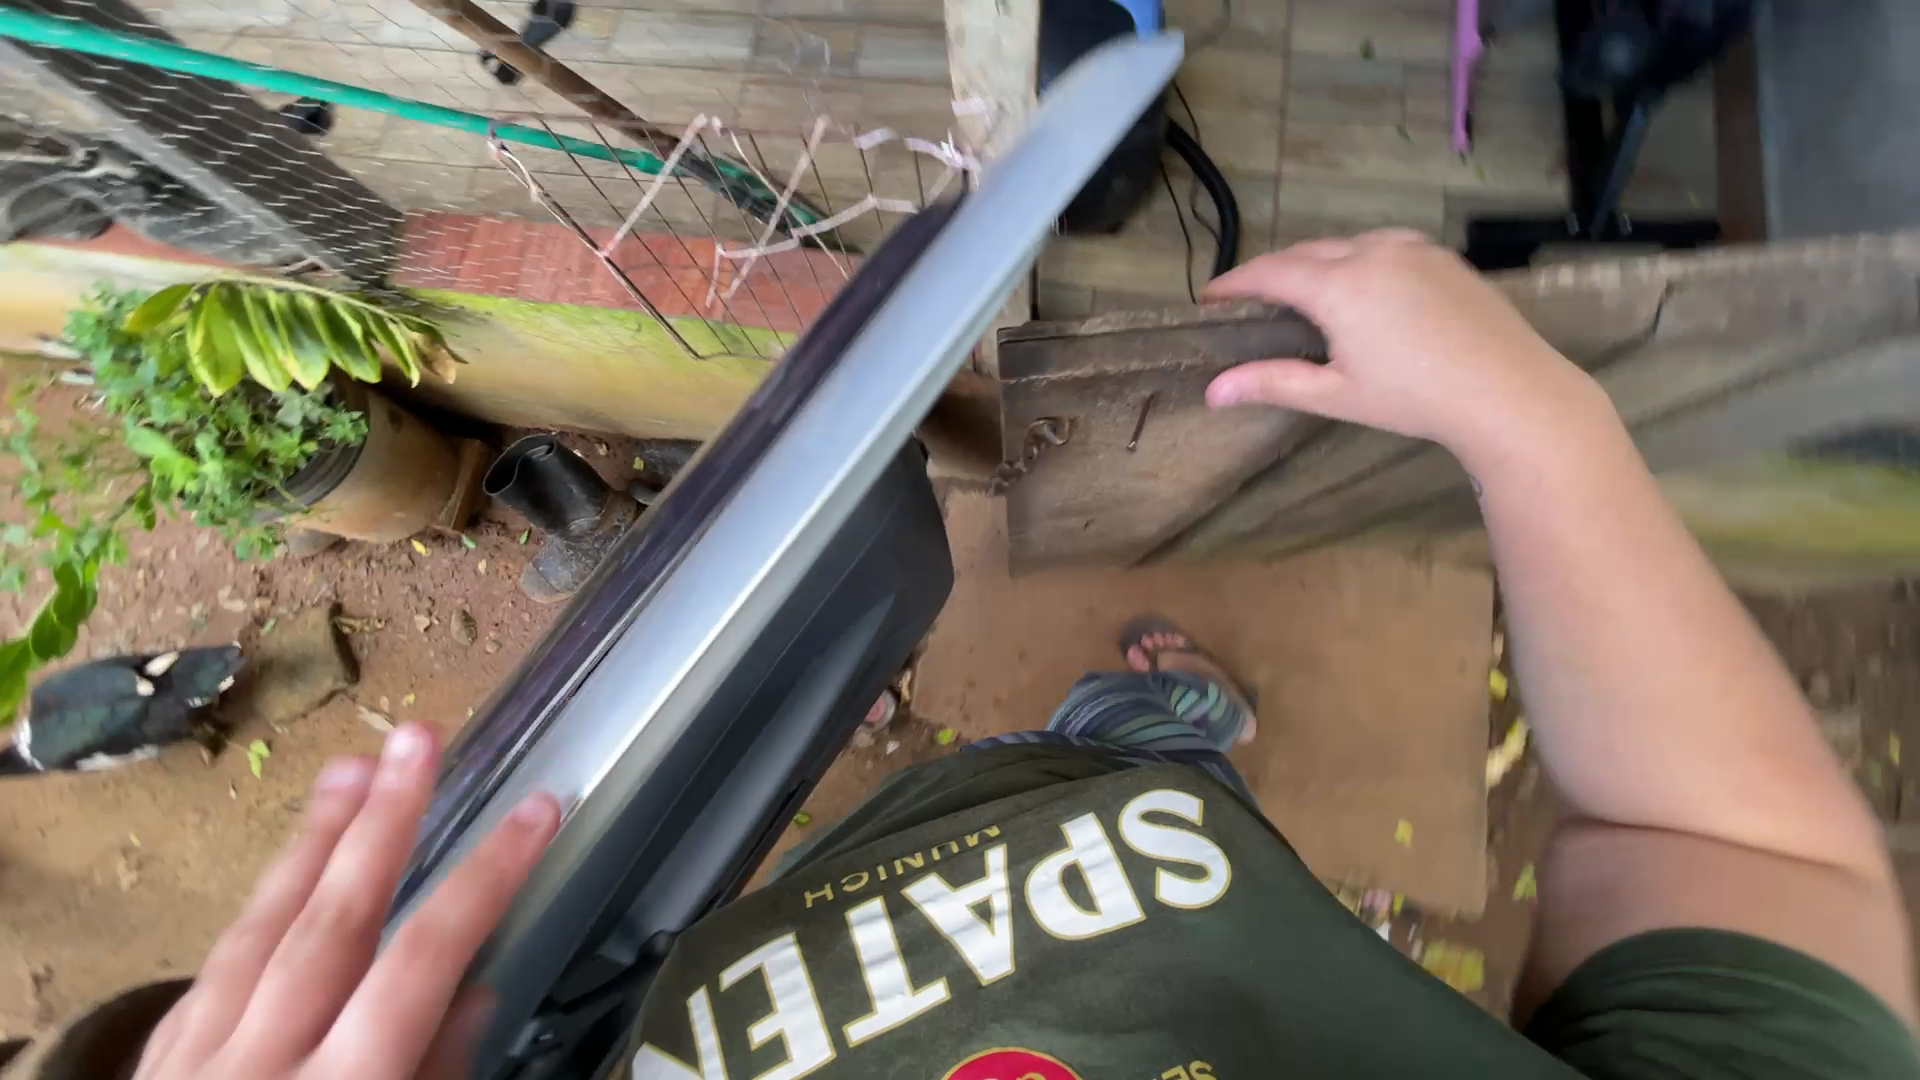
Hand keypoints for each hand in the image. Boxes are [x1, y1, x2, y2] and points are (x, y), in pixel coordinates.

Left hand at [135, 724, 561, 1079]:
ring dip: (310, 844)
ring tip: (351, 768)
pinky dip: (253, 917)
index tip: (538, 808)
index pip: (425, 960)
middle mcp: (253, 1075)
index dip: (487, 876)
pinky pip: (208, 984)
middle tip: (416, 738)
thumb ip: (436, 1077)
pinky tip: (280, 875)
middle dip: (381, 823)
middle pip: (328, 925)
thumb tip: (476, 992)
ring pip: (254, 937)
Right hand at [1203, 231, 1613, 465]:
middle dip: (1267, 272)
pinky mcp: (1440, 255)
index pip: (1269, 273)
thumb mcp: (1333, 394)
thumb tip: (1212, 393)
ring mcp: (1412, 248)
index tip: (1207, 299)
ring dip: (1309, 261)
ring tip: (1294, 290)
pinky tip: (1354, 281)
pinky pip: (1379, 243)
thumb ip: (1269, 384)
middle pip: (1302, 252)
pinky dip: (1350, 256)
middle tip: (1244, 300)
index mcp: (1340, 286)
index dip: (1233, 284)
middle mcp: (1373, 253)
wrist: (1508, 390)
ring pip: (1342, 243)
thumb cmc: (1412, 397)